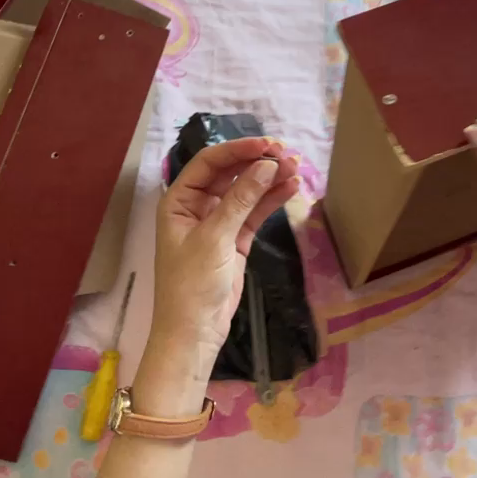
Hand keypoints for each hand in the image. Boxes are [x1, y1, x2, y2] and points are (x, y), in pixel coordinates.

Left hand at [150, 137, 299, 377]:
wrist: (194, 333)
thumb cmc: (192, 283)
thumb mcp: (215, 237)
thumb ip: (241, 199)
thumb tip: (266, 165)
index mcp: (179, 200)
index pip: (209, 163)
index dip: (238, 149)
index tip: (267, 145)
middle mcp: (197, 205)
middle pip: (230, 173)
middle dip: (257, 162)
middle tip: (287, 154)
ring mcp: (218, 222)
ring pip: (246, 191)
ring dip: (269, 179)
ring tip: (297, 167)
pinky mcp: (236, 238)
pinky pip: (255, 212)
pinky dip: (272, 200)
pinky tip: (292, 187)